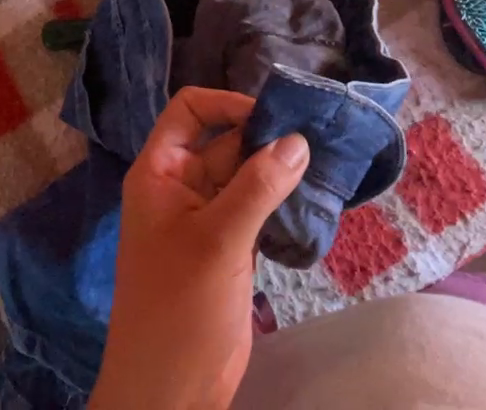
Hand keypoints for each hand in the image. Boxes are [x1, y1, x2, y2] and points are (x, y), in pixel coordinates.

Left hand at [89, 87, 309, 409]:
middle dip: (264, 137)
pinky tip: (314, 198)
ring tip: (325, 161)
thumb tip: (297, 140)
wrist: (169, 390)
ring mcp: (204, 218)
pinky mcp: (227, 248)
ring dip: (277, 169)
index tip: (274, 117)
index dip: (228, 105)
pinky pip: (254, 208)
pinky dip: (280, 201)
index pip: (189, 111)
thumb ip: (257, 188)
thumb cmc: (180, 307)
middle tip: (318, 135)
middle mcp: (179, 186)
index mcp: (159, 171)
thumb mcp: (217, 241)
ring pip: (243, 176)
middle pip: (223, 141)